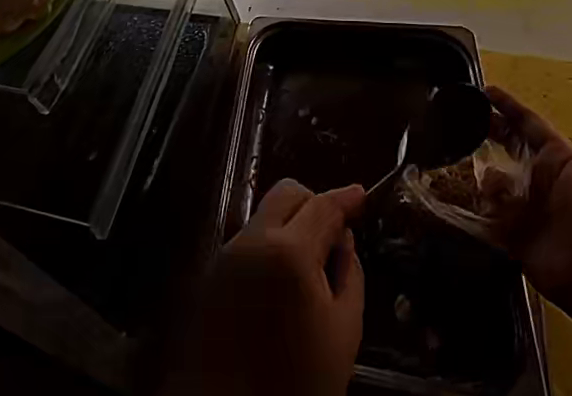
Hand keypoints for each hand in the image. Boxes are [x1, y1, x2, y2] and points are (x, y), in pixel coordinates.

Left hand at [163, 181, 365, 395]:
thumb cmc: (295, 384)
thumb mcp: (344, 331)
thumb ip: (350, 273)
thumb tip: (343, 242)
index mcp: (288, 252)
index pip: (323, 205)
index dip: (347, 198)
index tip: (361, 196)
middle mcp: (251, 243)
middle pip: (287, 194)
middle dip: (314, 204)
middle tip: (333, 236)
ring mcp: (225, 259)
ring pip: (265, 217)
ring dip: (290, 227)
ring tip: (308, 269)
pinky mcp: (210, 278)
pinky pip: (247, 244)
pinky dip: (270, 248)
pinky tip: (281, 285)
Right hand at [483, 86, 571, 318]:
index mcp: (562, 161)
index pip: (529, 125)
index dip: (508, 107)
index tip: (486, 90)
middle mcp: (542, 182)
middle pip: (507, 150)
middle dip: (489, 134)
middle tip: (465, 121)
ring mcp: (529, 211)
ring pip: (495, 183)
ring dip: (486, 177)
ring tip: (487, 179)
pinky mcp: (517, 241)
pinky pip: (491, 219)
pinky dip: (481, 210)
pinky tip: (478, 204)